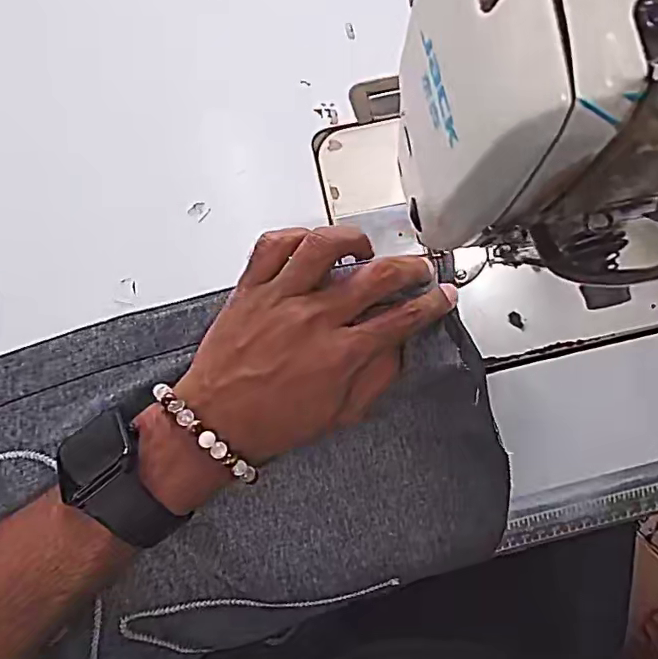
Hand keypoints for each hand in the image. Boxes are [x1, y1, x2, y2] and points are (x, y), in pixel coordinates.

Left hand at [136, 225, 457, 512]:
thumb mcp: (340, 414)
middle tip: (416, 270)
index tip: (440, 296)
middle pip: (377, 274)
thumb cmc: (271, 422)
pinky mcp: (250, 289)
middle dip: (411, 267)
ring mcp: (280, 299)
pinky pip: (273, 244)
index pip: (402, 317)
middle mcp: (313, 319)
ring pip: (325, 245)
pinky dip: (296, 235)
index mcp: (340, 354)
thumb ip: (377, 378)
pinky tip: (309, 245)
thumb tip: (399, 347)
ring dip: (354, 240)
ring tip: (363, 249)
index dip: (432, 303)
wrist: (216, 422)